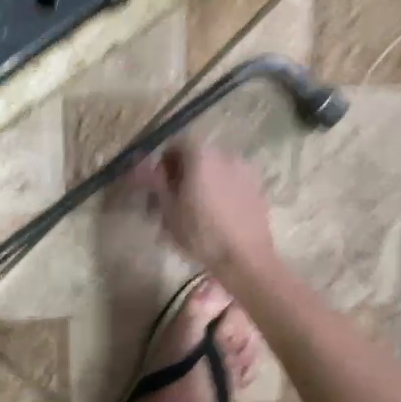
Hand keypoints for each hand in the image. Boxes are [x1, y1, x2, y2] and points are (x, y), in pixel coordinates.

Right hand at [128, 138, 276, 272]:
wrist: (246, 258)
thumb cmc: (201, 234)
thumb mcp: (169, 210)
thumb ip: (155, 182)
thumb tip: (142, 165)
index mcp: (202, 155)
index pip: (176, 143)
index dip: (164, 161)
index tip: (159, 184)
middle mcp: (226, 154)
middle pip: (198, 154)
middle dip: (184, 172)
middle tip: (174, 199)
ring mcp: (246, 170)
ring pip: (216, 168)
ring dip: (204, 181)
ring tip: (196, 209)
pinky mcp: (258, 187)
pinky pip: (232, 181)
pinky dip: (222, 190)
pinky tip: (218, 214)